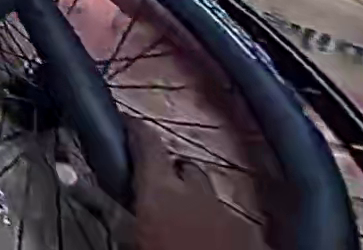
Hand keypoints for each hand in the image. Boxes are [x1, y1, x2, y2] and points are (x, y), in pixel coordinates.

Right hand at [128, 120, 264, 249]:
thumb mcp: (131, 239)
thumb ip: (120, 212)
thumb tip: (98, 193)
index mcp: (161, 188)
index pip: (146, 141)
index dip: (134, 129)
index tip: (125, 124)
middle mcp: (200, 196)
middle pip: (187, 168)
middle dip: (174, 173)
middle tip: (159, 187)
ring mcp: (239, 224)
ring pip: (215, 202)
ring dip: (202, 207)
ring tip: (191, 227)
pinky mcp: (264, 246)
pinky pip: (240, 231)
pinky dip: (227, 234)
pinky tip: (216, 247)